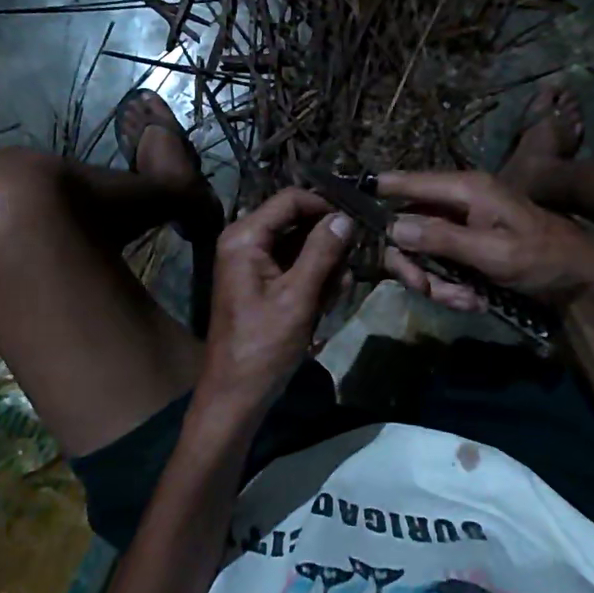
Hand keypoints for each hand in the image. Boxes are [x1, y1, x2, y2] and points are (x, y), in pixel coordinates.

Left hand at [199, 188, 355, 411]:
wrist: (236, 392)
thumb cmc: (264, 344)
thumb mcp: (299, 296)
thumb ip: (322, 252)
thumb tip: (344, 217)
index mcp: (244, 237)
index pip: (290, 200)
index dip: (324, 207)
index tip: (357, 225)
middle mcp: (243, 241)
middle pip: (296, 221)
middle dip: (326, 243)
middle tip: (346, 270)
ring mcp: (250, 262)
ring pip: (299, 246)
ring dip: (323, 266)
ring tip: (331, 297)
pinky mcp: (259, 282)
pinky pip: (293, 266)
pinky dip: (312, 280)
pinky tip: (323, 305)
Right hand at [376, 171, 593, 310]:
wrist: (581, 284)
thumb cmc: (544, 258)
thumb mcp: (494, 252)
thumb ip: (442, 239)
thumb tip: (393, 228)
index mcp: (464, 189)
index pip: (405, 182)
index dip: (375, 191)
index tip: (344, 206)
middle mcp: (454, 204)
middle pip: (404, 228)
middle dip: (412, 264)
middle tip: (427, 289)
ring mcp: (457, 228)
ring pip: (417, 254)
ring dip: (434, 282)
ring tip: (464, 300)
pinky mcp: (461, 250)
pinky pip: (436, 268)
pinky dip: (448, 288)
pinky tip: (472, 300)